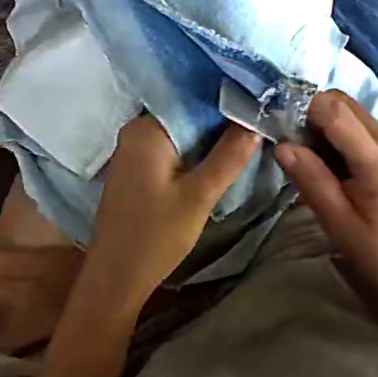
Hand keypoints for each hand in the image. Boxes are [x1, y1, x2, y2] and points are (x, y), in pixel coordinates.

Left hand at [86, 115, 259, 304]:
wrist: (116, 278)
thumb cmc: (156, 236)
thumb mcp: (199, 196)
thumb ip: (229, 156)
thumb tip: (255, 119)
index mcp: (147, 129)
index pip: (195, 98)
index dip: (228, 98)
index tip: (260, 102)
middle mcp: (137, 131)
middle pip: (189, 113)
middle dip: (223, 117)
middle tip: (261, 118)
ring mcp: (135, 149)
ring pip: (183, 131)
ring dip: (212, 135)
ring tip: (250, 132)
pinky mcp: (139, 168)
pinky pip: (174, 147)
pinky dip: (196, 150)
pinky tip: (222, 155)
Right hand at [275, 91, 377, 308]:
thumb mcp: (338, 223)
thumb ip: (311, 180)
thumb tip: (282, 146)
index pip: (335, 111)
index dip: (304, 111)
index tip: (283, 131)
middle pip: (343, 103)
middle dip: (312, 114)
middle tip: (295, 145)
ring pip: (352, 110)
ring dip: (325, 123)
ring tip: (312, 157)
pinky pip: (361, 125)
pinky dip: (340, 132)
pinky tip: (333, 163)